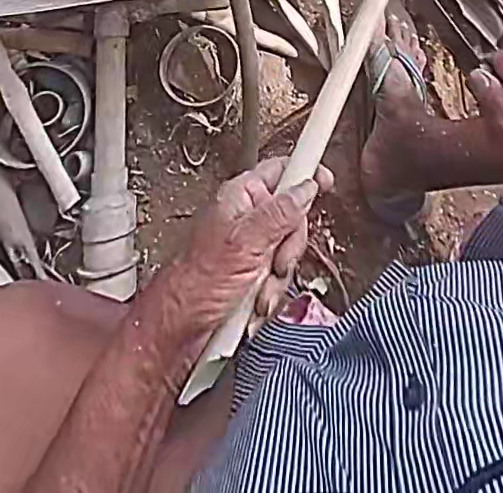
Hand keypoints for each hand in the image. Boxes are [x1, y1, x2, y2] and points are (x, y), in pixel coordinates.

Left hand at [158, 157, 332, 334]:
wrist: (176, 333)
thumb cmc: (195, 285)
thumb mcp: (246, 242)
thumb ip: (281, 212)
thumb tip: (307, 187)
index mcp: (241, 196)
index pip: (282, 169)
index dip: (306, 172)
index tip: (326, 180)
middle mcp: (247, 217)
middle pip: (293, 214)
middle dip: (290, 244)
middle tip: (277, 259)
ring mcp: (250, 246)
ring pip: (289, 248)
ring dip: (279, 274)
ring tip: (258, 288)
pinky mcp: (251, 273)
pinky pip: (280, 275)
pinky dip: (272, 291)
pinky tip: (255, 301)